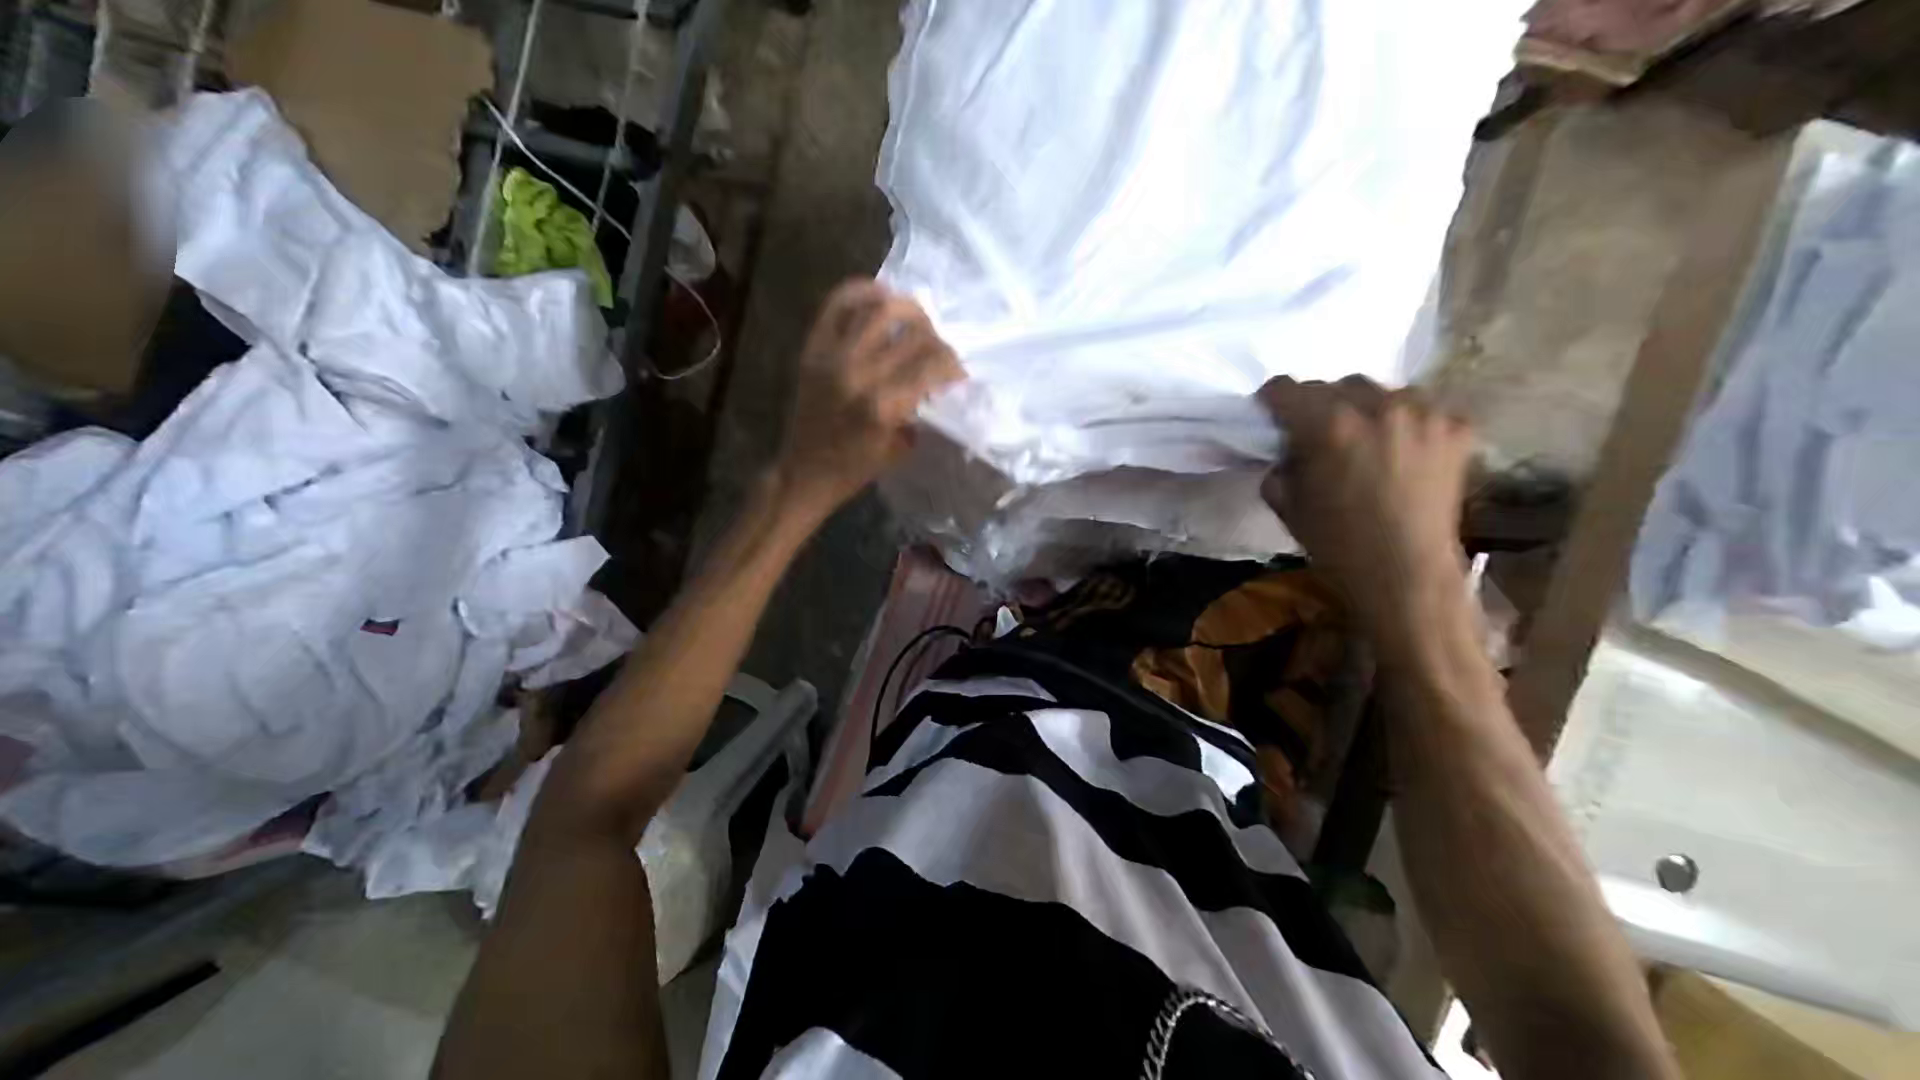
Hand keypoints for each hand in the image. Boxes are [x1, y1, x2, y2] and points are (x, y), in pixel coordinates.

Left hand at [771, 280, 962, 518]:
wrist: (803, 472)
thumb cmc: (855, 469)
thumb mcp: (899, 448)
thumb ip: (920, 411)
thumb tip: (938, 382)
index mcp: (883, 406)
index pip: (932, 363)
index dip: (953, 364)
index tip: (958, 373)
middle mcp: (859, 374)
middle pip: (913, 333)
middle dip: (936, 338)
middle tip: (938, 349)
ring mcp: (833, 357)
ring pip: (879, 308)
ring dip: (907, 309)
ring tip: (915, 320)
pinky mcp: (813, 349)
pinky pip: (837, 305)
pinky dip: (862, 292)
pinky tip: (881, 296)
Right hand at [1256, 376, 1475, 650]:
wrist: (1406, 574)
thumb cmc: (1337, 545)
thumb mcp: (1287, 505)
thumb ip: (1280, 465)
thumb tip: (1286, 448)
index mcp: (1327, 426)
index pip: (1286, 388)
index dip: (1274, 402)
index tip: (1274, 417)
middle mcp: (1378, 407)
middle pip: (1336, 384)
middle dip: (1322, 405)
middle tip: (1320, 434)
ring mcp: (1424, 413)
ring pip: (1383, 391)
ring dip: (1367, 409)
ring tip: (1368, 439)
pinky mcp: (1456, 427)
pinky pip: (1422, 408)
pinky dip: (1408, 422)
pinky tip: (1403, 450)